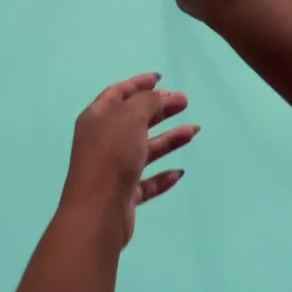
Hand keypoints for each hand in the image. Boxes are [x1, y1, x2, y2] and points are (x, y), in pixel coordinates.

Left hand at [60, 73, 197, 245]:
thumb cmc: (112, 155)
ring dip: (168, 139)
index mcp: (97, 117)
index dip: (139, 84)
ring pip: (144, 149)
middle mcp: (103, 140)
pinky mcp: (124, 195)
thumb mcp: (131, 117)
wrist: (97, 212)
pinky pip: (146, 181)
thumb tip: (160, 95)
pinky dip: (162, 175)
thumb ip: (148, 102)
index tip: (161, 78)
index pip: (119, 93)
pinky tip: (179, 172)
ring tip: (194, 131)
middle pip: (135, 119)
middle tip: (184, 102)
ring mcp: (113, 169)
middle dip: (160, 109)